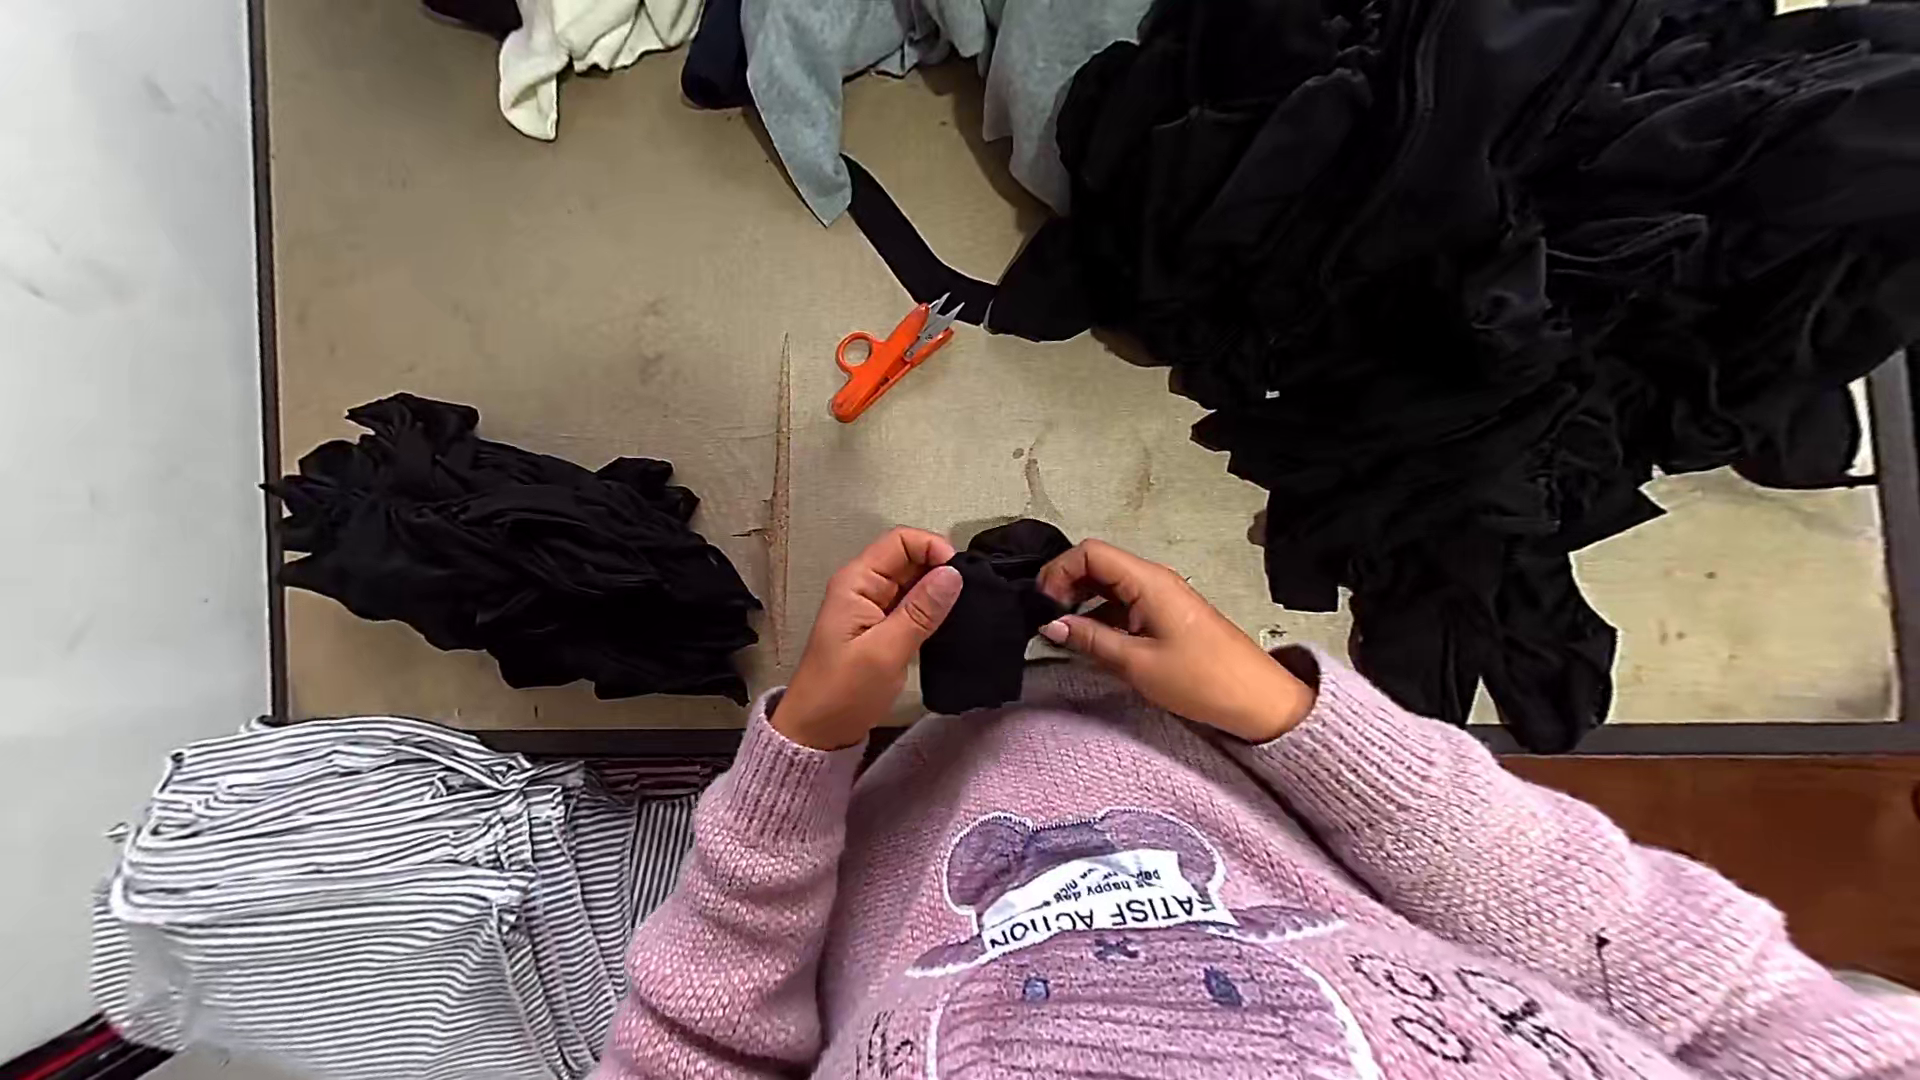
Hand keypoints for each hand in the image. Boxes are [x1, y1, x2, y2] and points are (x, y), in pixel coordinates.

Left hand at [774, 527, 963, 749]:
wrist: (818, 733)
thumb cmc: (843, 692)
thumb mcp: (885, 652)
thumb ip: (920, 611)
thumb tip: (954, 573)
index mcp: (857, 581)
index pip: (900, 541)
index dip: (933, 548)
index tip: (960, 575)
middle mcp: (865, 586)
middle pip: (909, 557)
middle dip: (940, 567)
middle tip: (970, 594)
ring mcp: (874, 606)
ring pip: (914, 580)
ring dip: (939, 588)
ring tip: (966, 607)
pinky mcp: (883, 626)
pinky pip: (913, 603)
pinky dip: (932, 607)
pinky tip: (951, 620)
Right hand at [1035, 539, 1314, 741]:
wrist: (1257, 701)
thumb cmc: (1202, 680)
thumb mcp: (1136, 662)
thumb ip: (1089, 639)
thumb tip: (1050, 624)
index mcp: (1148, 581)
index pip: (1090, 553)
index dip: (1059, 571)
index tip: (1044, 603)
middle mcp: (1152, 579)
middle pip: (1096, 563)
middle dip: (1065, 584)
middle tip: (1046, 616)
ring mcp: (1158, 595)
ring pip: (1106, 583)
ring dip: (1079, 600)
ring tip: (1061, 629)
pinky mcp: (1162, 613)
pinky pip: (1120, 601)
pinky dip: (1097, 613)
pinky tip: (1086, 637)